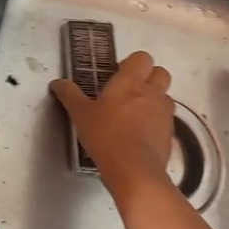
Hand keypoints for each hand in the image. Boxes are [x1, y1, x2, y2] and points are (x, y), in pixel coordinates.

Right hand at [51, 50, 174, 185]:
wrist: (134, 170)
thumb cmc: (105, 135)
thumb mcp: (80, 114)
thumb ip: (69, 95)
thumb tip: (58, 82)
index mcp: (130, 82)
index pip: (142, 58)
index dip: (131, 62)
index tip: (117, 73)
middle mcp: (152, 93)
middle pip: (161, 72)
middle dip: (148, 76)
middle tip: (128, 90)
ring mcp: (164, 113)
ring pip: (165, 95)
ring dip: (154, 98)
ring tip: (135, 112)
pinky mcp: (170, 133)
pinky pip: (165, 118)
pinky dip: (155, 120)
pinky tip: (139, 133)